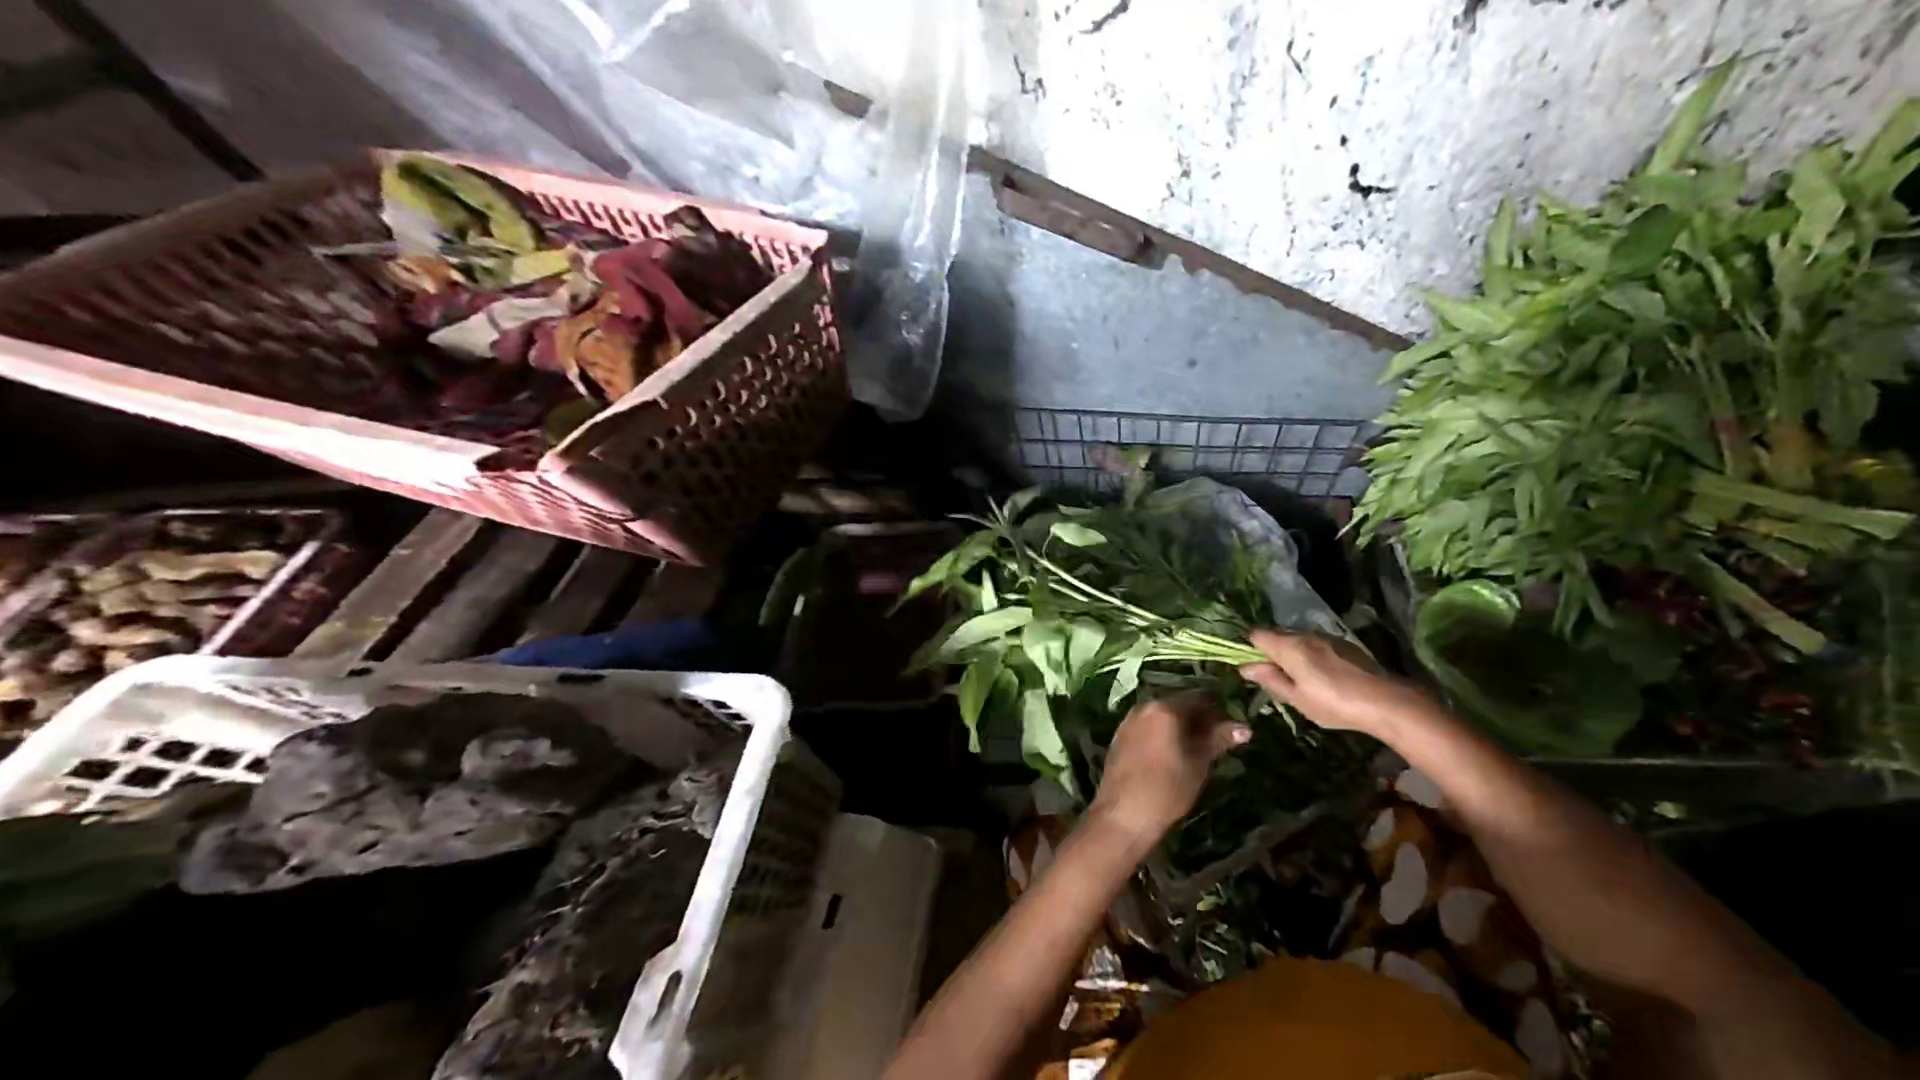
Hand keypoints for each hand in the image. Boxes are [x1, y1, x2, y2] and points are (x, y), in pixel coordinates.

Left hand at [1088, 691, 1248, 846]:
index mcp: (1164, 708)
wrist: (1123, 814)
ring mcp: (1128, 722)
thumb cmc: (1167, 788)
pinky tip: (1174, 753)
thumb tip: (1244, 727)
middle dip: (1200, 718)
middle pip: (1178, 705)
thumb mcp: (1198, 763)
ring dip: (1181, 727)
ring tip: (1200, 748)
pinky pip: (1148, 728)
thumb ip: (1218, 739)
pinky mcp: (1120, 738)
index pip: (1199, 698)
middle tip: (1220, 738)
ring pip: (1162, 717)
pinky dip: (1164, 734)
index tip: (1233, 725)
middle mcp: (1143, 707)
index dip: (1219, 709)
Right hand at [1239, 629, 1441, 737]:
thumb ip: (1270, 679)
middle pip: (1277, 635)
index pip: (1256, 635)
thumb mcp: (1296, 698)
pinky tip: (1323, 677)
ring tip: (1301, 680)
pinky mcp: (1345, 644)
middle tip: (1277, 679)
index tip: (1253, 668)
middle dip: (1271, 652)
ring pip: (1297, 640)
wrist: (1386, 702)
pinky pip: (1316, 644)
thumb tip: (1245, 667)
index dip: (1249, 649)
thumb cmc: (1334, 703)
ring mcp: (1326, 637)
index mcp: (1289, 647)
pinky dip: (1311, 655)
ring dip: (1292, 654)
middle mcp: (1305, 635)